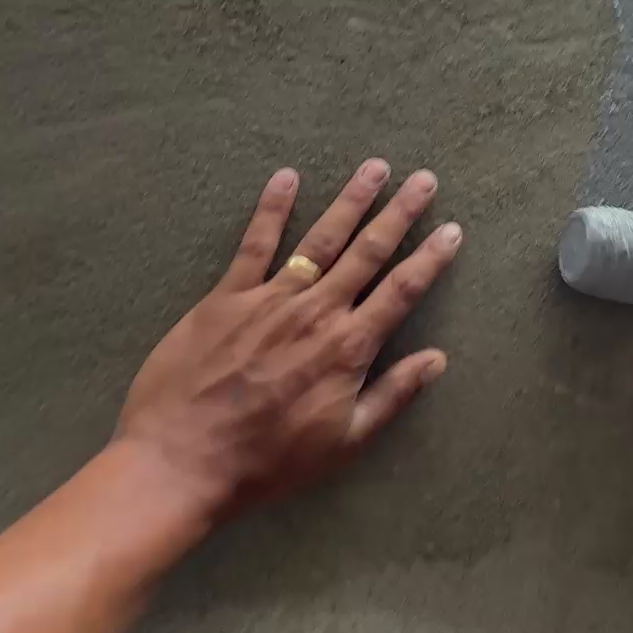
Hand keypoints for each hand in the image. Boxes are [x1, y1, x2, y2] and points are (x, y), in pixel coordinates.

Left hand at [114, 160, 460, 518]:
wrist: (179, 465)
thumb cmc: (269, 461)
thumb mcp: (345, 441)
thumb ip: (394, 395)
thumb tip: (438, 358)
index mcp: (349, 347)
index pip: (402, 290)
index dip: (431, 258)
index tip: (453, 230)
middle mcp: (317, 311)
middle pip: (369, 252)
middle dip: (400, 212)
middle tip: (424, 179)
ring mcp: (271, 299)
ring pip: (322, 239)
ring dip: (351, 200)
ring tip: (375, 167)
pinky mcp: (227, 297)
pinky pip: (254, 245)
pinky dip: (272, 209)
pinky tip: (287, 177)